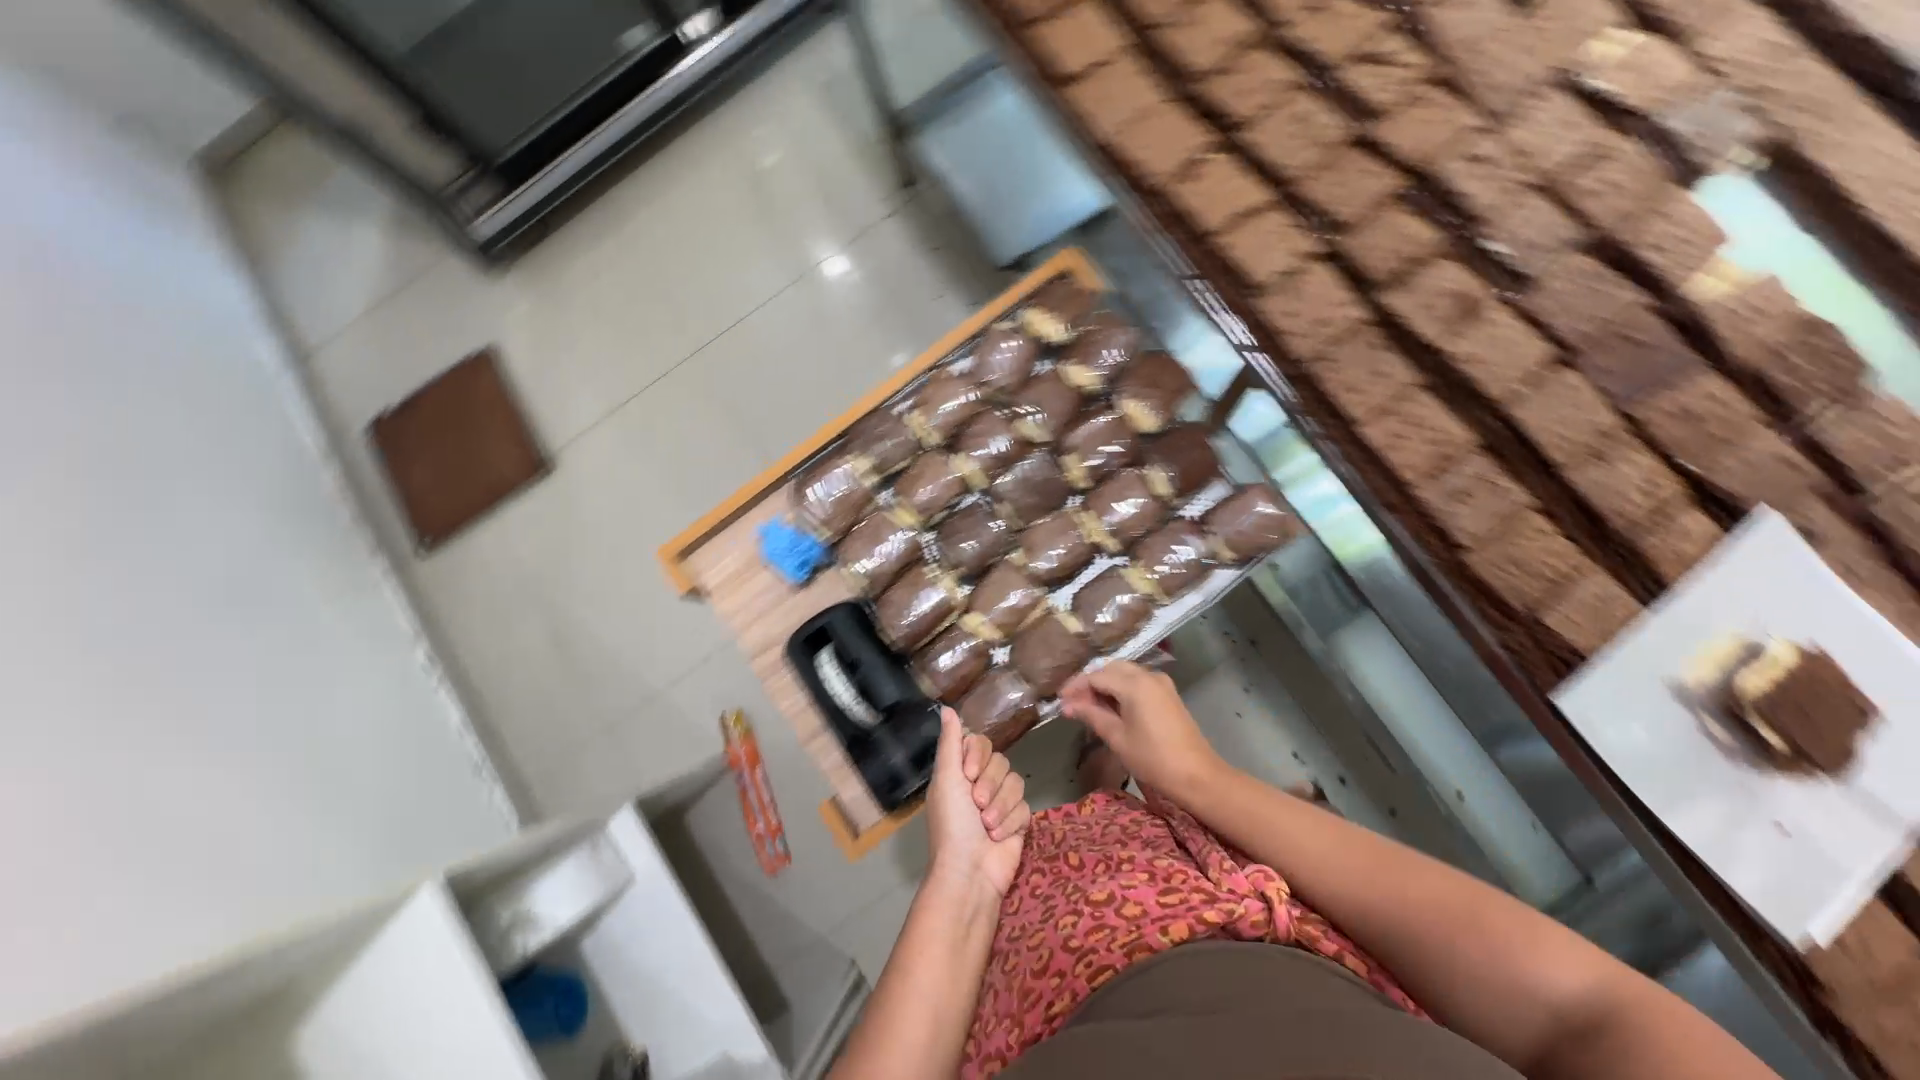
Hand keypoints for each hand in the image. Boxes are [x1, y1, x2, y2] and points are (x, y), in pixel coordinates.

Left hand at [926, 708, 1030, 898]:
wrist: (970, 871)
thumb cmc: (952, 824)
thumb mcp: (946, 779)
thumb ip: (950, 743)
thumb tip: (946, 708)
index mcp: (958, 772)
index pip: (980, 742)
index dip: (978, 756)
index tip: (968, 774)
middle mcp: (979, 783)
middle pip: (1001, 761)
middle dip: (990, 786)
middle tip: (976, 806)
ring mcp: (1000, 802)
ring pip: (1015, 782)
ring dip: (1001, 806)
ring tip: (987, 827)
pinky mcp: (1018, 821)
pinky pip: (1025, 806)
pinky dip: (1012, 822)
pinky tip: (1000, 837)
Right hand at [1059, 661, 1225, 799]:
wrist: (1196, 775)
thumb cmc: (1152, 758)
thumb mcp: (1117, 737)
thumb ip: (1091, 715)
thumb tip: (1068, 705)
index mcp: (1134, 684)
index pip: (1096, 676)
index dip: (1075, 686)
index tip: (1059, 701)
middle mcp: (1148, 675)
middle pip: (1111, 669)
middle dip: (1090, 683)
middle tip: (1073, 704)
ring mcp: (1161, 683)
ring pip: (1125, 674)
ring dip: (1106, 685)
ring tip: (1089, 707)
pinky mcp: (1168, 694)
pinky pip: (1138, 682)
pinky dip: (1121, 689)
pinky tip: (1111, 707)